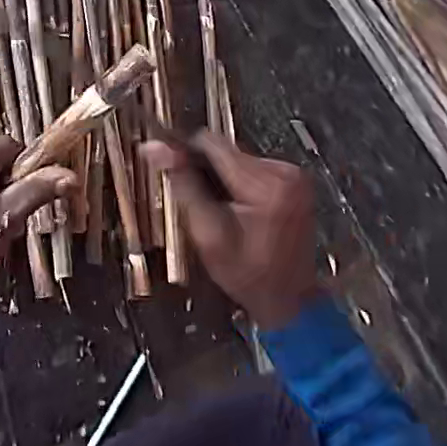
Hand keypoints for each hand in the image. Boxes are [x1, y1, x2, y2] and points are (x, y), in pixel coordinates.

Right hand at [143, 130, 318, 327]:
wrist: (291, 302)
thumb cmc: (249, 274)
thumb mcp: (207, 233)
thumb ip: (182, 185)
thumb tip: (153, 147)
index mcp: (266, 185)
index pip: (210, 143)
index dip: (183, 152)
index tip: (168, 165)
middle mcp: (284, 173)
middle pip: (222, 149)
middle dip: (204, 169)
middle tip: (198, 200)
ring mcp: (292, 175)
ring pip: (233, 156)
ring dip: (218, 175)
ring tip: (217, 206)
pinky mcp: (292, 180)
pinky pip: (248, 166)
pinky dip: (235, 180)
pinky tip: (235, 206)